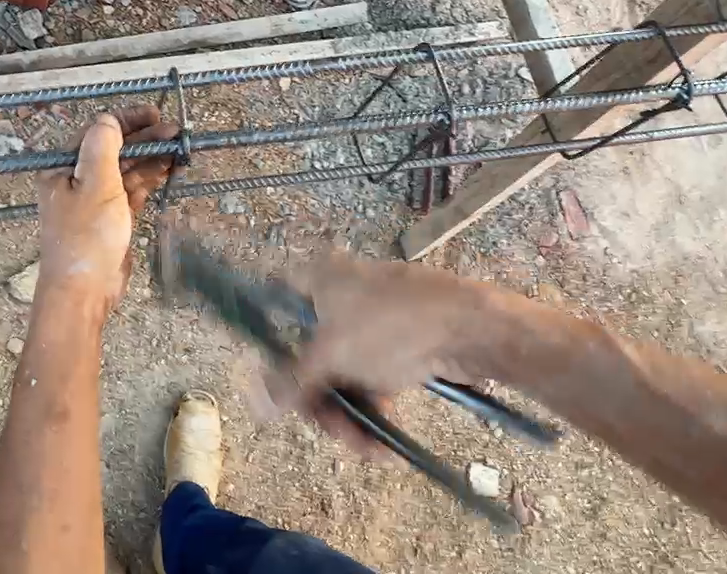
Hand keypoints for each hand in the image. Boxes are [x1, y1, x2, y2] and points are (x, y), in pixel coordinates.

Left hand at [33, 106, 177, 311]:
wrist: (84, 291)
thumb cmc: (85, 237)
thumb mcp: (94, 184)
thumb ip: (102, 147)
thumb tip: (109, 119)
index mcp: (62, 167)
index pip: (97, 132)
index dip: (127, 120)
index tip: (155, 115)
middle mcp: (76, 178)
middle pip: (115, 149)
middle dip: (145, 139)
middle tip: (176, 132)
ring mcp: (95, 198)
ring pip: (126, 168)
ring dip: (151, 157)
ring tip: (179, 149)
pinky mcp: (112, 216)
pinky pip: (132, 189)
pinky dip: (149, 178)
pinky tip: (169, 169)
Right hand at [262, 253, 533, 449]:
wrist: (471, 327)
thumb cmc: (390, 327)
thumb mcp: (332, 355)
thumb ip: (292, 380)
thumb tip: (255, 402)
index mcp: (318, 278)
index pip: (274, 296)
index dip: (266, 335)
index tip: (272, 376)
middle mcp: (340, 293)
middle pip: (309, 349)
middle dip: (320, 399)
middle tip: (333, 432)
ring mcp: (372, 318)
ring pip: (342, 369)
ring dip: (349, 413)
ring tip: (367, 448)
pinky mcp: (399, 341)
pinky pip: (371, 374)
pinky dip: (374, 405)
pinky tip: (384, 441)